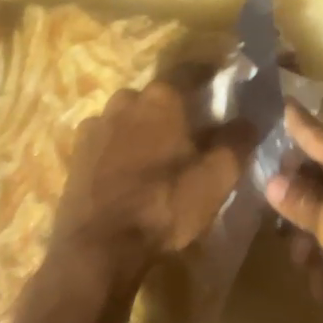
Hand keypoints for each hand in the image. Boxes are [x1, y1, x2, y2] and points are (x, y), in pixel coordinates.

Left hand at [52, 73, 254, 266]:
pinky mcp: (75, 156)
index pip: (192, 70)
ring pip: (129, 117)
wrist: (96, 252)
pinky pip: (106, 141)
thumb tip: (247, 120)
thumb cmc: (164, 204)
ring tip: (156, 155)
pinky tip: (127, 173)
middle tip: (190, 131)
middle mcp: (126, 100)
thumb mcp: (218, 176)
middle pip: (158, 95)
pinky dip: (118, 149)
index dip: (209, 76)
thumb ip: (238, 140)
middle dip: (174, 108)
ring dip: (143, 128)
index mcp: (163, 97)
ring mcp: (96, 127)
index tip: (222, 85)